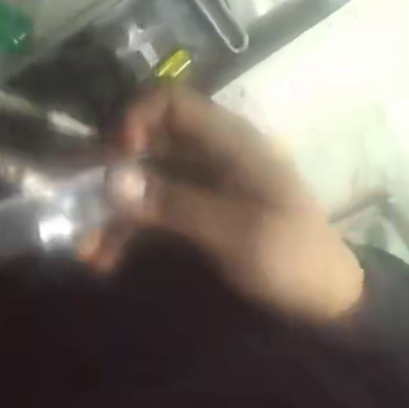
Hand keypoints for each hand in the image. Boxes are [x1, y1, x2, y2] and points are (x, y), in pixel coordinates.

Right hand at [105, 87, 363, 323]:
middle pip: (145, 145)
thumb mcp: (238, 232)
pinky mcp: (188, 218)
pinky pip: (146, 214)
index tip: (117, 155)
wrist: (326, 305)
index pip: (172, 102)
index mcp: (228, 142)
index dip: (138, 117)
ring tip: (88, 250)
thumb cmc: (293, 257)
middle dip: (110, 176)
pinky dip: (123, 233)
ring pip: (139, 183)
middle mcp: (205, 156)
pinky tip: (103, 260)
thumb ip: (175, 204)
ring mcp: (195, 188)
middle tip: (82, 208)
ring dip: (110, 212)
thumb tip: (113, 182)